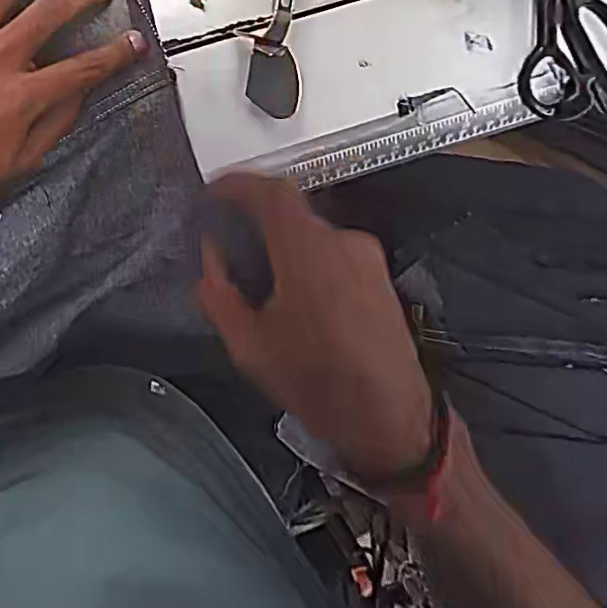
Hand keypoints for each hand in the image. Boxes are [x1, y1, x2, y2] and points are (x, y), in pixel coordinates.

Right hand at [196, 173, 433, 481]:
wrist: (394, 423)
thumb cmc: (319, 384)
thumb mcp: (248, 346)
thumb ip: (217, 294)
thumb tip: (212, 261)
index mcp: (307, 252)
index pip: (270, 192)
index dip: (236, 184)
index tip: (214, 193)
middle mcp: (341, 243)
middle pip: (287, 212)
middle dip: (254, 223)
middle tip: (231, 245)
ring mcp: (366, 257)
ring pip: (309, 233)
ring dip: (281, 245)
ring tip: (263, 281)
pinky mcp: (380, 275)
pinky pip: (332, 250)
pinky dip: (306, 258)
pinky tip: (296, 297)